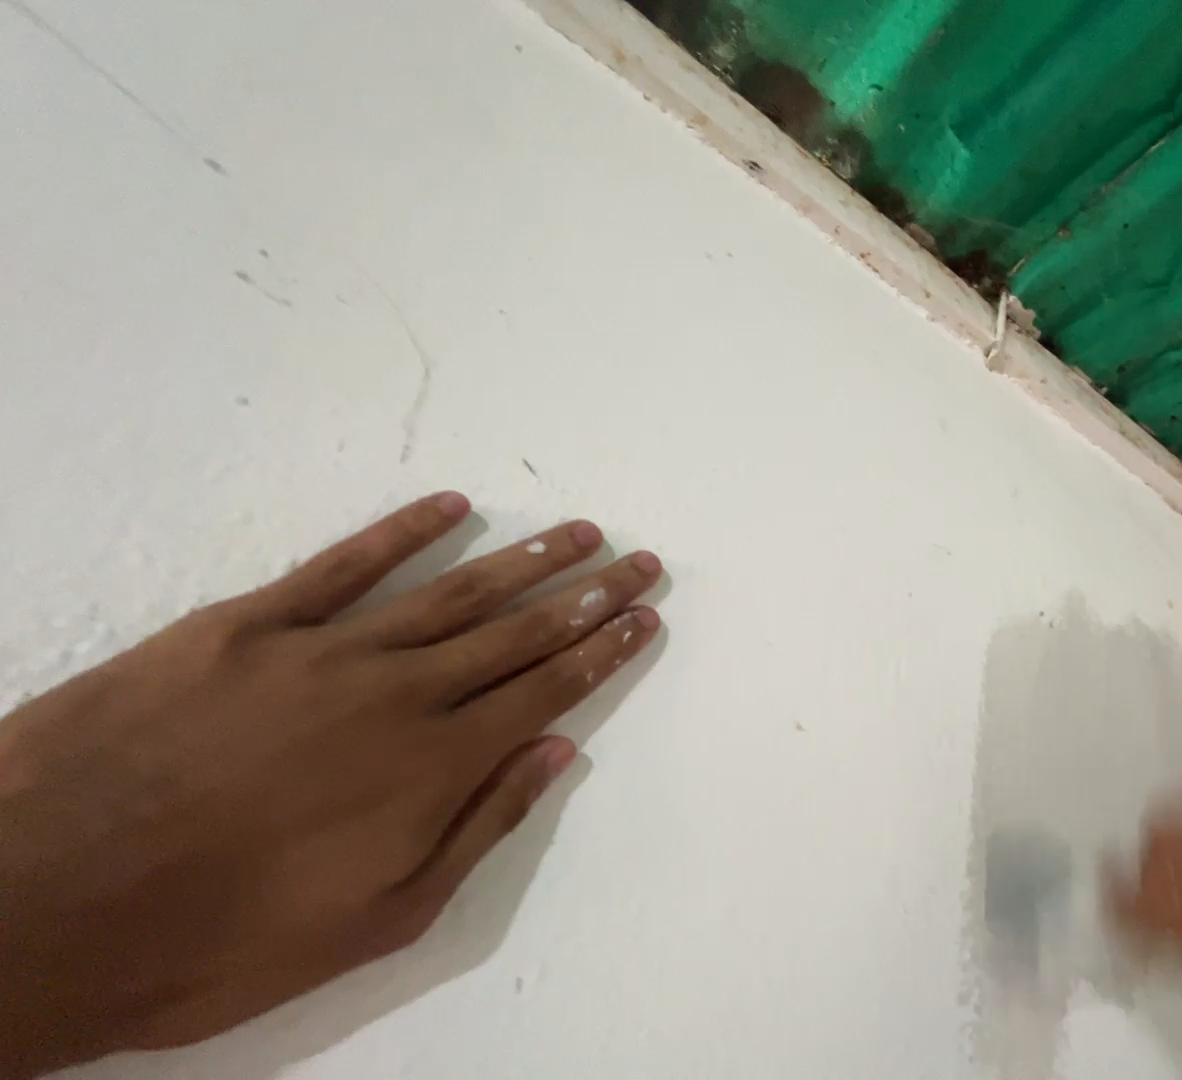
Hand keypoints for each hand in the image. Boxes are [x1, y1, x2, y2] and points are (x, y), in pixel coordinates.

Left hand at [0, 493, 662, 1077]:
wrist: (16, 918)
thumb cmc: (217, 937)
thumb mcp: (378, 918)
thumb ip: (480, 827)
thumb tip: (557, 754)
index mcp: (436, 765)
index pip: (551, 688)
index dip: (607, 648)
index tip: (645, 616)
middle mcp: (402, 694)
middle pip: (521, 630)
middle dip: (592, 593)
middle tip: (640, 560)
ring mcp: (324, 652)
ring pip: (454, 590)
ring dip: (527, 557)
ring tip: (579, 531)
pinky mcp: (243, 628)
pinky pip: (341, 565)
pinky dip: (401, 532)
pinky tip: (450, 504)